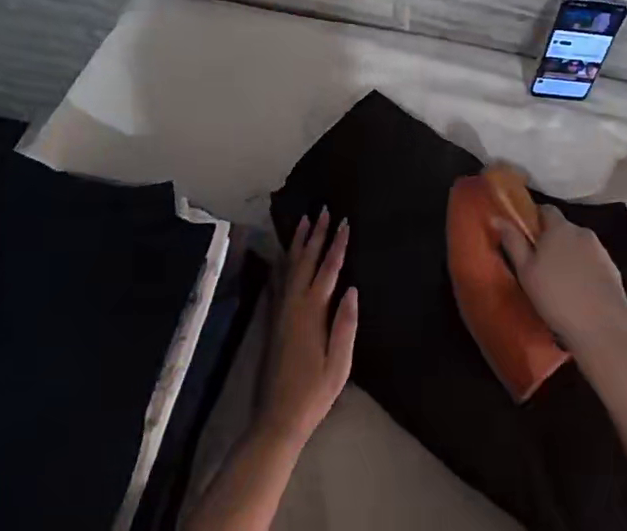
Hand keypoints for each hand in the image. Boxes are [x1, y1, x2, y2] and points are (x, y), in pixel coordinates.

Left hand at [262, 209, 357, 442]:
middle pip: (305, 261)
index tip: (344, 222)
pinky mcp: (273, 320)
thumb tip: (353, 289)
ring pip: (289, 267)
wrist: (277, 418)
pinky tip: (285, 255)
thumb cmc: (315, 392)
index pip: (328, 270)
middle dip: (315, 234)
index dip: (337, 245)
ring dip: (298, 242)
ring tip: (303, 220)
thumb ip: (345, 325)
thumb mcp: (340, 363)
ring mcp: (280, 311)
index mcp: (312, 313)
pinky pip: (279, 281)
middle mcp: (293, 305)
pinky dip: (284, 262)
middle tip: (322, 209)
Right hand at [495, 205, 626, 354]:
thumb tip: (497, 217)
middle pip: (563, 228)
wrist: (600, 330)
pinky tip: (578, 293)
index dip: (535, 219)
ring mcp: (602, 251)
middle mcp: (583, 232)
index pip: (546, 209)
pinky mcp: (614, 270)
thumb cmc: (555, 297)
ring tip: (559, 282)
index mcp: (560, 228)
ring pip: (579, 246)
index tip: (526, 236)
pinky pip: (593, 263)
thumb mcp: (526, 271)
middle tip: (539, 265)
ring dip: (569, 255)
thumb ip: (513, 241)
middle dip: (552, 240)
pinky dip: (584, 270)